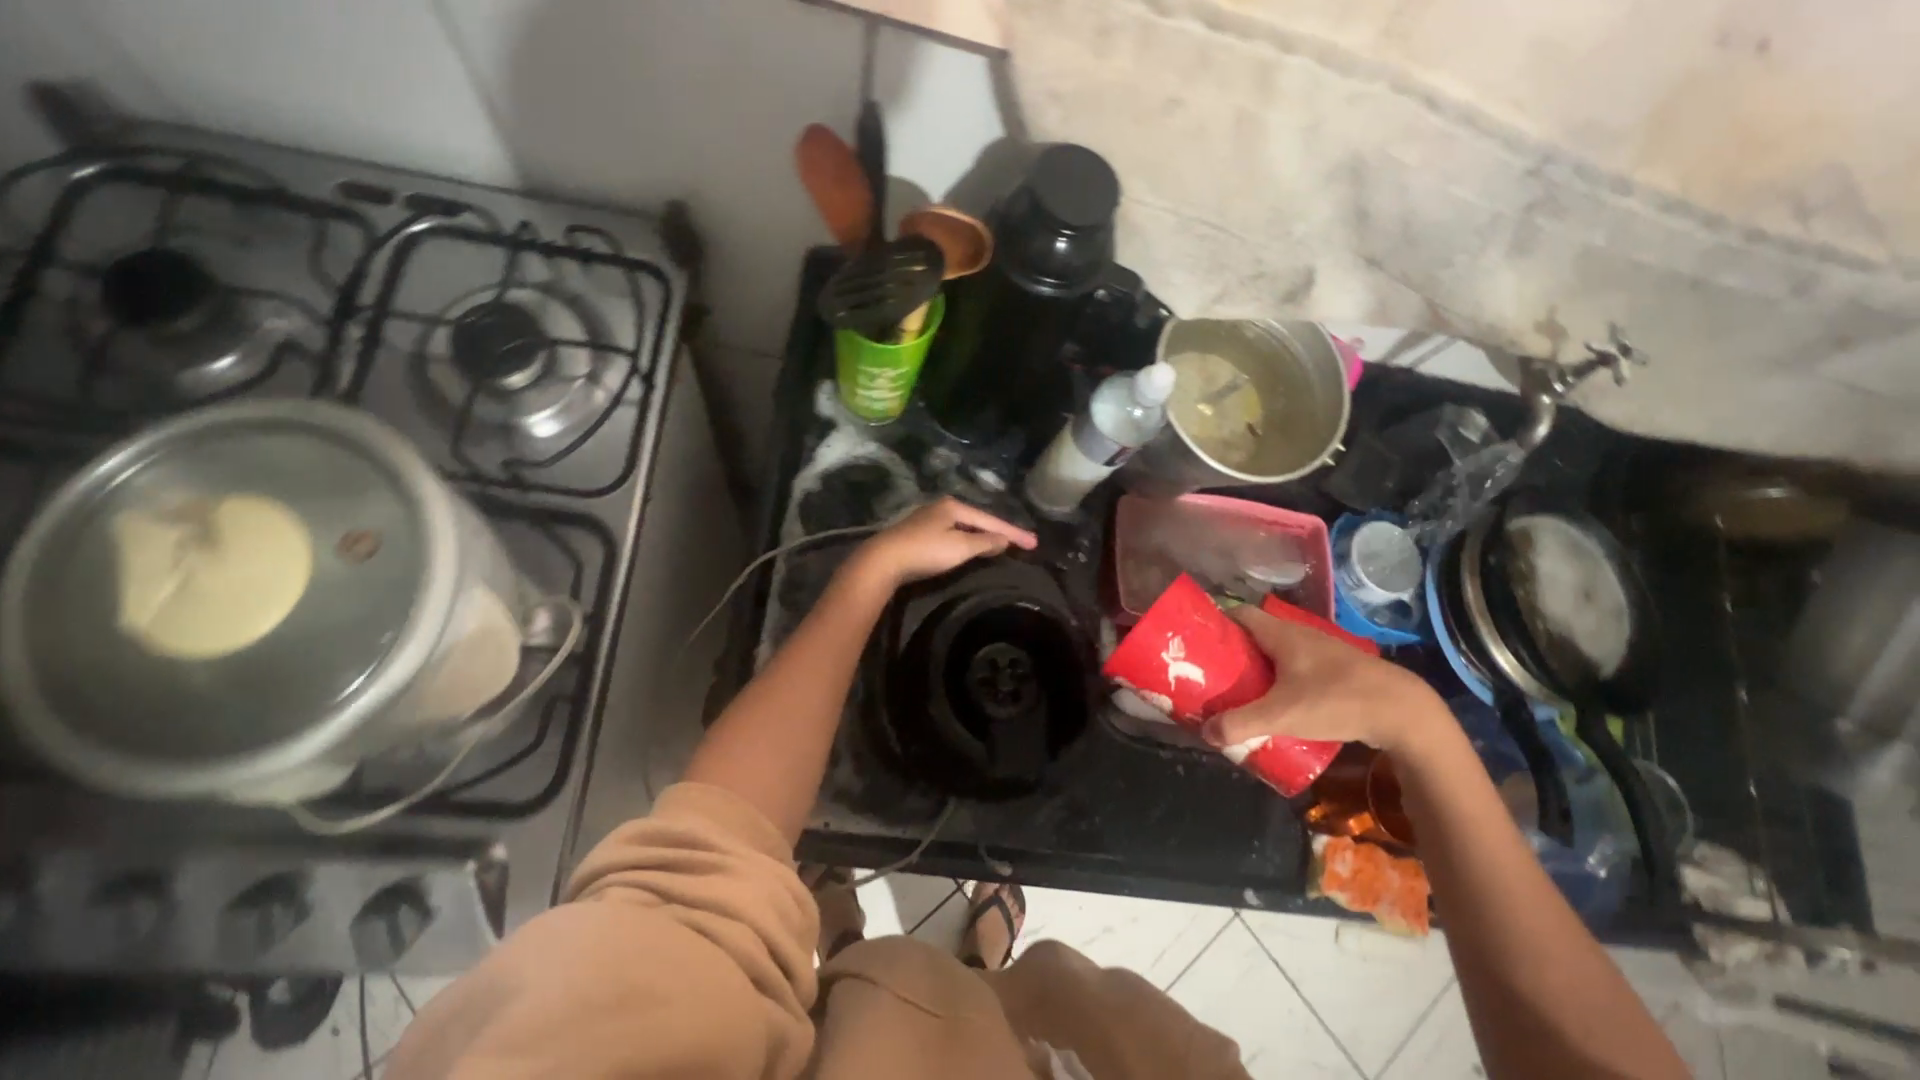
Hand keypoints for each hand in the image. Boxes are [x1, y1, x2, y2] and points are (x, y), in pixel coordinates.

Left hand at [845, 497, 1037, 592]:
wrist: (883, 561)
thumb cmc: (925, 551)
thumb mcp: (960, 547)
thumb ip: (985, 543)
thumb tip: (1004, 539)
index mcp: (954, 505)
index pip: (992, 520)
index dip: (1014, 533)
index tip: (1034, 543)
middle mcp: (942, 507)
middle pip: (979, 520)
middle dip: (1000, 532)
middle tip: (1023, 543)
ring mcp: (929, 519)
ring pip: (965, 527)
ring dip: (984, 537)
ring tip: (1003, 546)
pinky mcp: (919, 534)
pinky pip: (954, 534)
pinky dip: (968, 541)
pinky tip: (973, 548)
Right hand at [1201, 605, 1447, 755]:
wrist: (1402, 711)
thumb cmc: (1336, 701)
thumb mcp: (1281, 715)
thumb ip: (1240, 723)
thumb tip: (1206, 733)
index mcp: (1282, 634)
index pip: (1240, 614)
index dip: (1216, 623)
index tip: (1197, 643)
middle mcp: (1300, 635)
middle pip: (1256, 636)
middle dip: (1233, 654)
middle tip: (1212, 676)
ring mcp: (1322, 652)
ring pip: (1279, 655)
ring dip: (1258, 670)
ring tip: (1239, 694)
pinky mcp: (1338, 672)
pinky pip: (1298, 670)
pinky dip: (1282, 682)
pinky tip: (1279, 706)